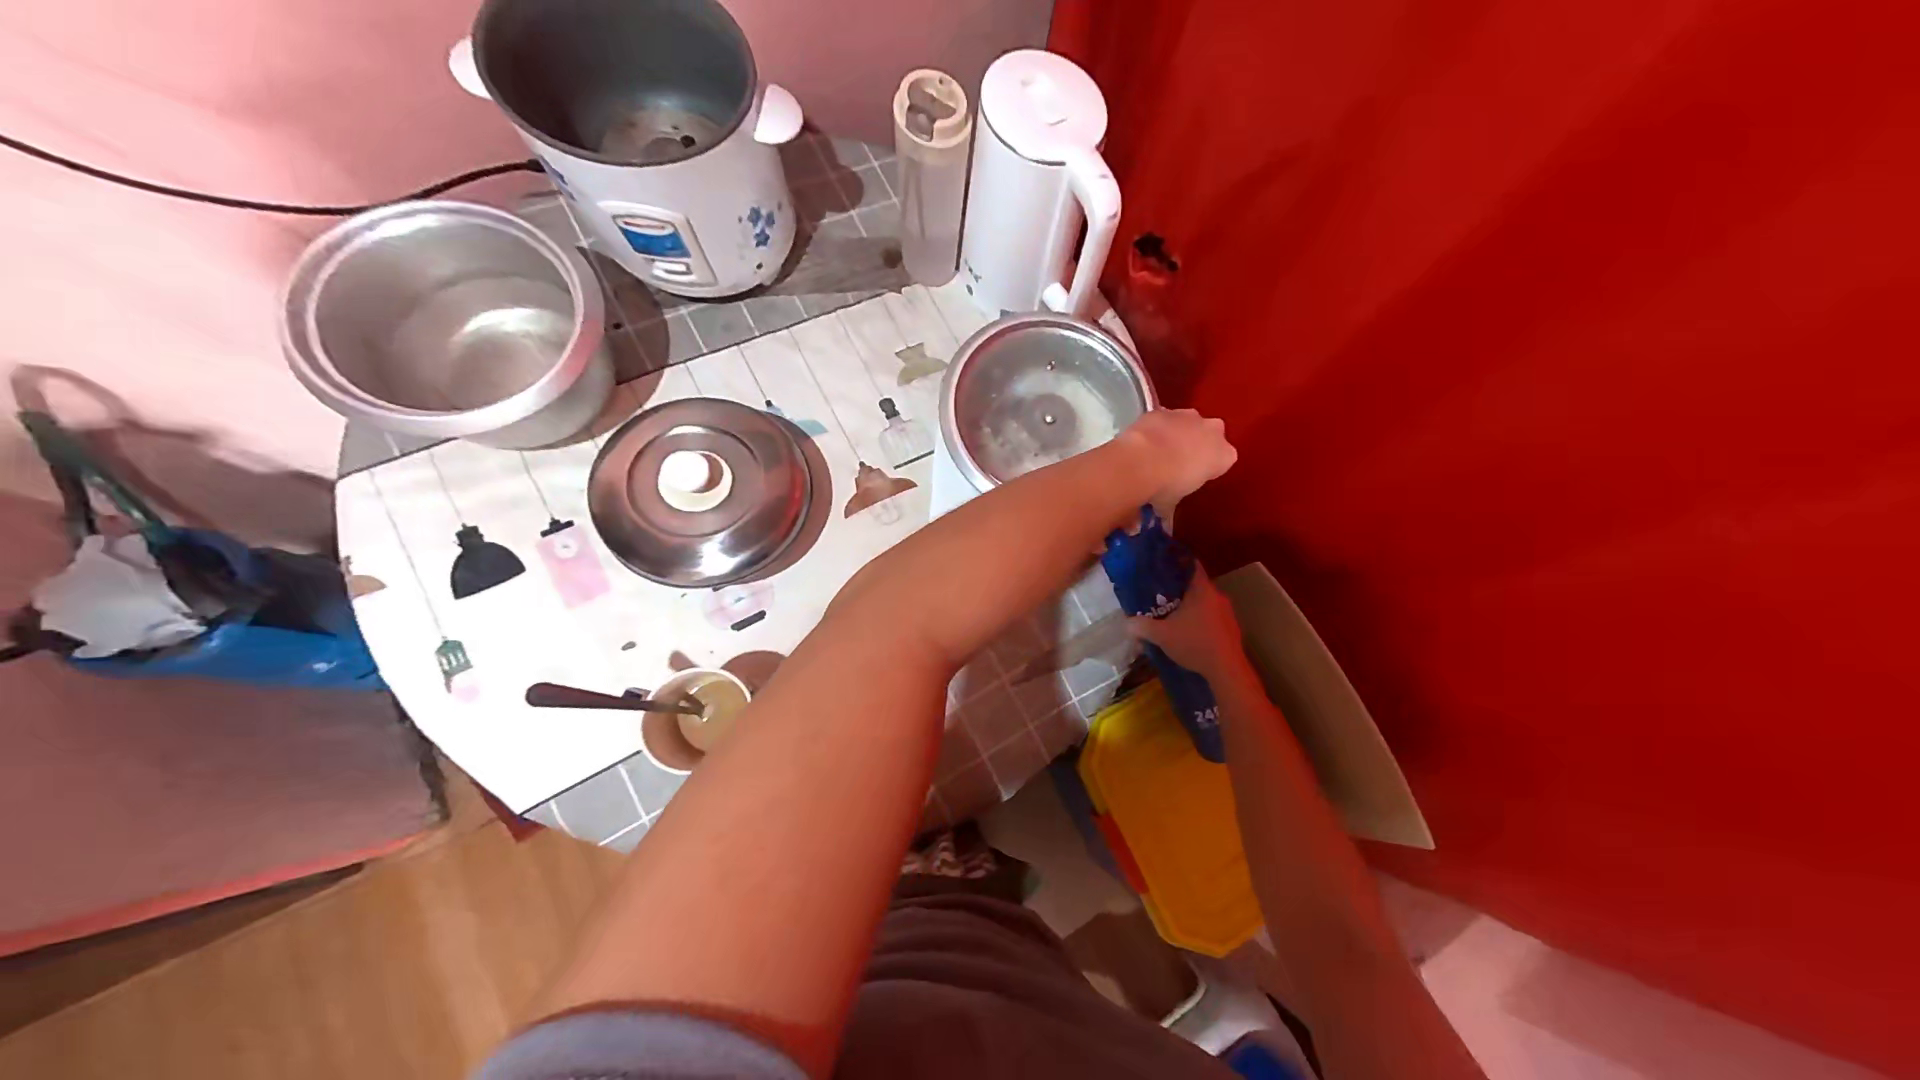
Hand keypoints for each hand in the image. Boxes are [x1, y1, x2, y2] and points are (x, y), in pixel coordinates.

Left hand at [1116, 408, 1236, 508]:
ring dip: (1177, 433)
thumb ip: (1170, 509)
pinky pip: (1163, 419)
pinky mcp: (1162, 409)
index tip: (1191, 479)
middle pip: (1209, 436)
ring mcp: (1188, 416)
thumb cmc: (1166, 487)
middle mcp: (1213, 430)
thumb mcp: (1171, 503)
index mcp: (1225, 455)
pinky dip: (1155, 427)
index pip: (1223, 460)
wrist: (1141, 461)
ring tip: (1156, 451)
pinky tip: (1142, 440)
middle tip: (1176, 464)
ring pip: (1188, 423)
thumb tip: (1156, 523)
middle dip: (1196, 446)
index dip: (1208, 469)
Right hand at [1127, 566, 1250, 681]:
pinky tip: (1189, 634)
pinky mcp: (1231, 628)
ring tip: (1172, 616)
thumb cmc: (1194, 643)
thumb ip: (1142, 626)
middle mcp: (1217, 596)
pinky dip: (1200, 621)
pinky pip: (1212, 617)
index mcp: (1202, 590)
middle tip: (1160, 596)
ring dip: (1190, 607)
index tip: (1163, 566)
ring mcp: (1227, 613)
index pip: (1191, 564)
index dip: (1177, 562)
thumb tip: (1127, 623)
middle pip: (1196, 585)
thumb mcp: (1161, 635)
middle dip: (1178, 590)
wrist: (1226, 670)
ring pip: (1204, 603)